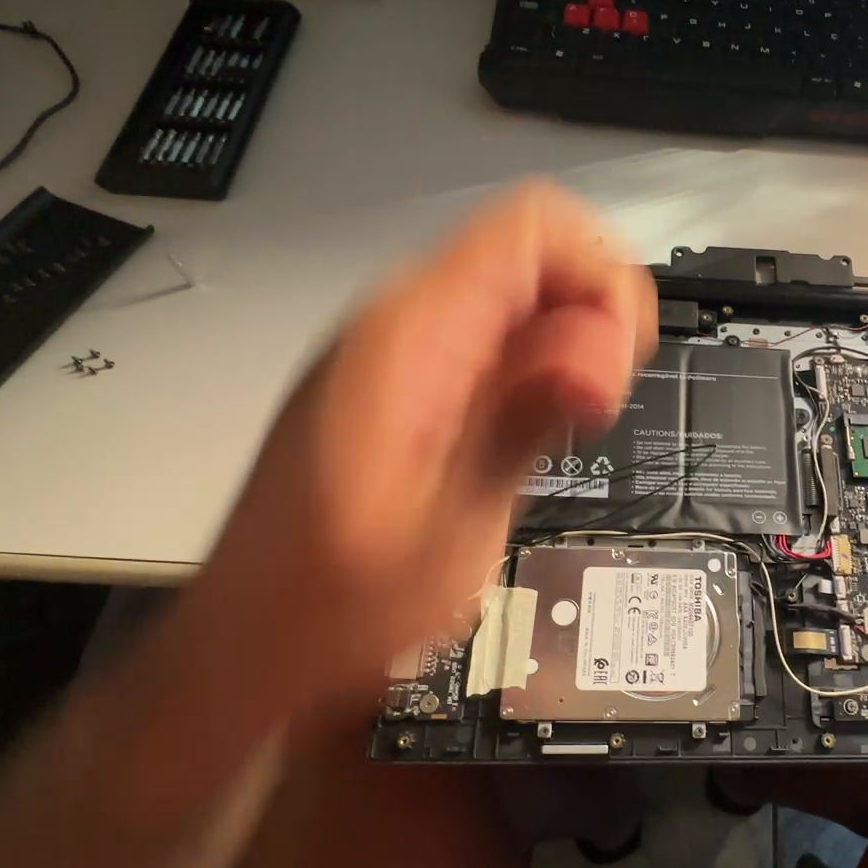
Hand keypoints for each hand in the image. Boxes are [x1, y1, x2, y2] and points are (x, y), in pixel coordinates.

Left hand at [180, 181, 655, 716]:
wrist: (256, 640)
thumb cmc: (331, 604)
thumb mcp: (452, 528)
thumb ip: (525, 421)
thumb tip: (597, 347)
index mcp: (409, 337)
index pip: (535, 227)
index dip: (602, 278)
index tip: (611, 367)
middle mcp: (401, 320)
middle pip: (538, 254)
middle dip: (591, 324)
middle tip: (588, 411)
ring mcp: (401, 345)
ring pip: (525, 294)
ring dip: (570, 353)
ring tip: (557, 433)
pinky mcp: (408, 374)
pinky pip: (499, 335)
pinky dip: (540, 372)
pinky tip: (528, 436)